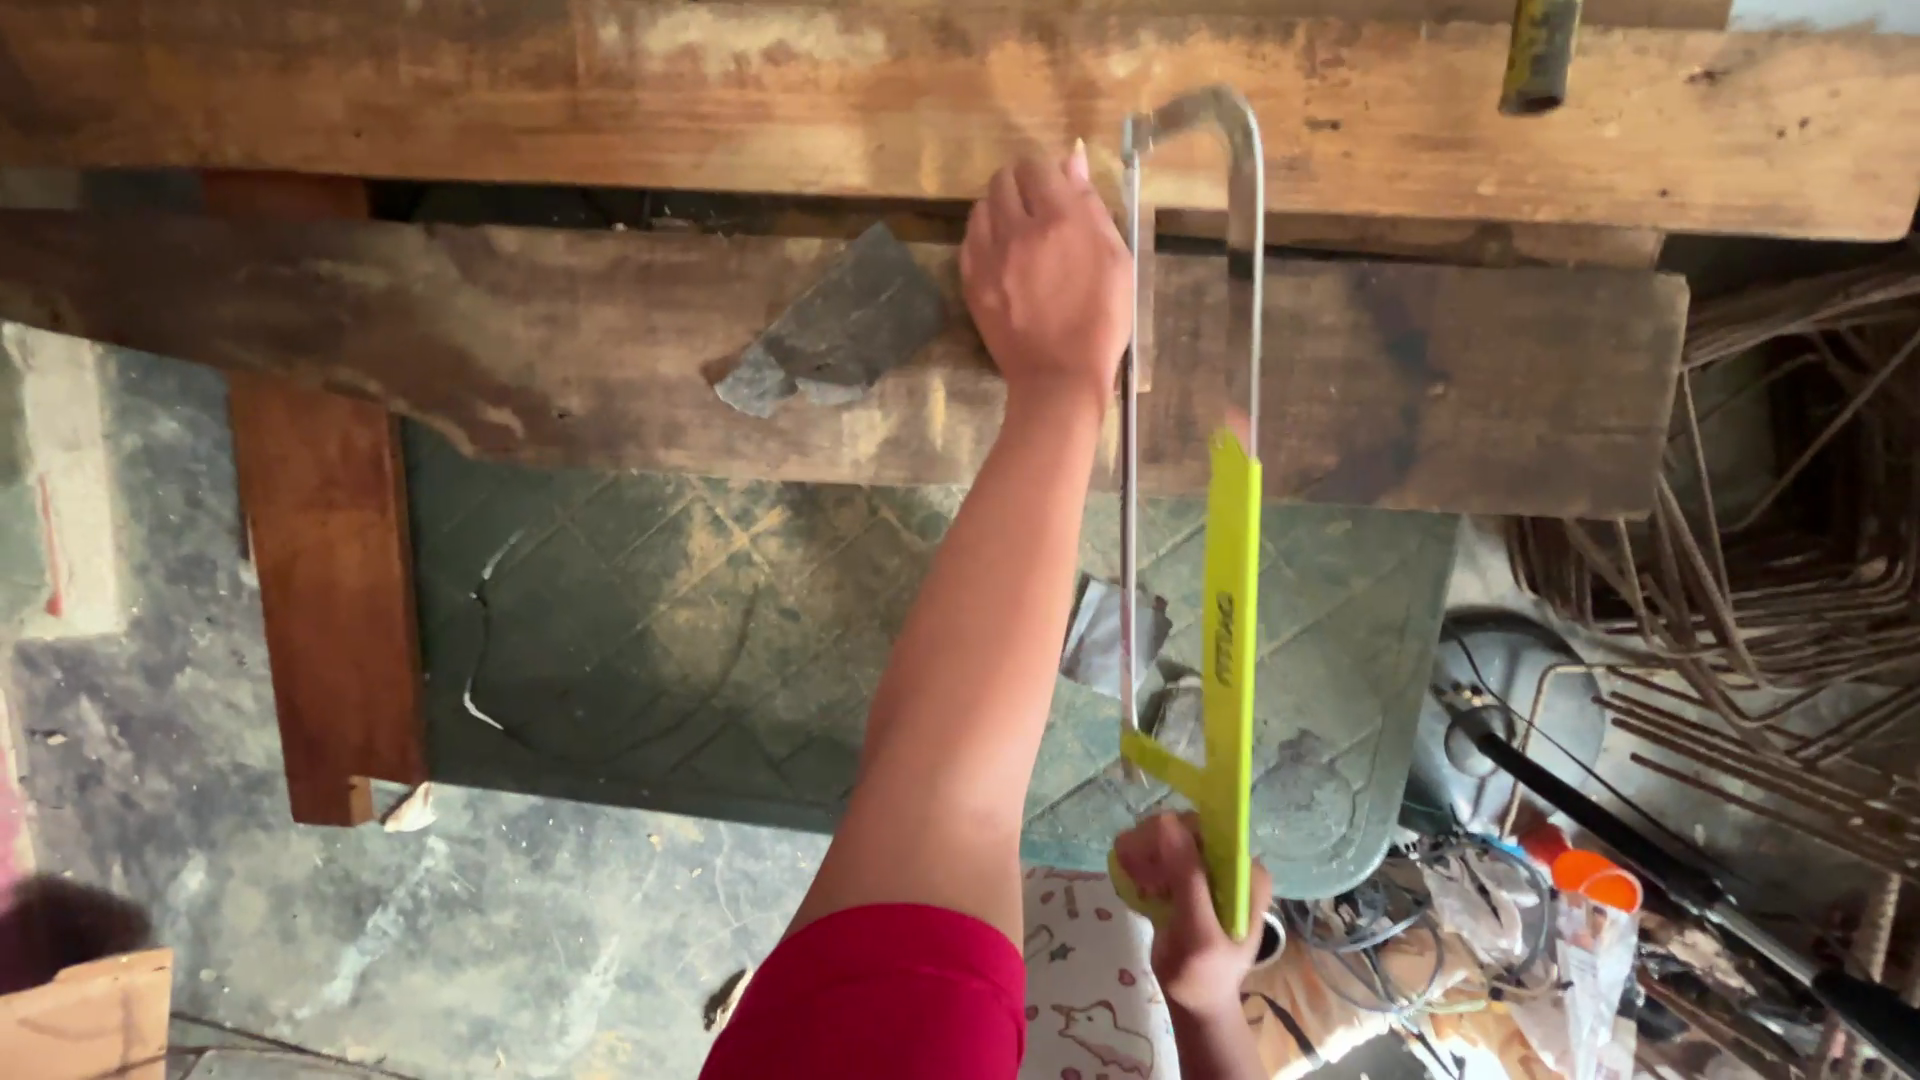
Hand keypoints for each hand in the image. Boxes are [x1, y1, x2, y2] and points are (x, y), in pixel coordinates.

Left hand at [960, 143, 1130, 407]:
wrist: (1058, 377)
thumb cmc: (1100, 322)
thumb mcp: (1115, 260)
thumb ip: (1092, 206)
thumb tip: (1073, 161)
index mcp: (1060, 220)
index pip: (1039, 166)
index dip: (1048, 172)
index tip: (1056, 190)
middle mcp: (1018, 230)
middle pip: (1004, 179)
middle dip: (1021, 184)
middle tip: (1037, 208)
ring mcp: (989, 258)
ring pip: (982, 206)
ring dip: (999, 208)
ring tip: (1018, 231)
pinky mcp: (972, 282)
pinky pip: (969, 240)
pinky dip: (984, 237)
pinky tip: (1001, 254)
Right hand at [1114, 811, 1273, 1014]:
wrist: (1194, 1001)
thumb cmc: (1202, 974)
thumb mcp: (1198, 931)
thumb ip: (1188, 877)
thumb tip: (1166, 820)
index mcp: (1247, 872)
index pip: (1208, 828)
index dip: (1173, 833)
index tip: (1148, 858)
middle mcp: (1231, 863)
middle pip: (1184, 829)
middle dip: (1154, 844)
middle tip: (1137, 874)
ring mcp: (1210, 868)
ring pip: (1168, 837)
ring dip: (1145, 852)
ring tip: (1136, 880)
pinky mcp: (1189, 875)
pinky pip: (1162, 851)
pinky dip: (1144, 861)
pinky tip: (1137, 882)